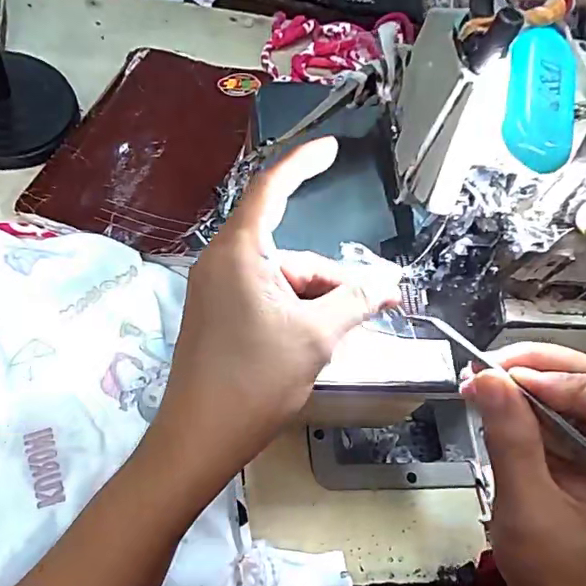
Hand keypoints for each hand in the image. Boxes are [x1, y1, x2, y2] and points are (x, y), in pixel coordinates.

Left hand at [149, 137, 401, 487]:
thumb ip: (354, 301)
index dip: (304, 163)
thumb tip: (385, 287)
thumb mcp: (316, 337)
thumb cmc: (255, 381)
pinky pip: (264, 300)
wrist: (200, 436)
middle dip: (330, 280)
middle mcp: (221, 262)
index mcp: (240, 251)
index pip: (273, 187)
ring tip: (338, 340)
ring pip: (280, 281)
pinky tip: (313, 344)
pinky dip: (293, 314)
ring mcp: (215, 292)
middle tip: (368, 310)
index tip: (331, 148)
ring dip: (315, 304)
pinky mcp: (215, 317)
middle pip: (290, 253)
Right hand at [464, 343, 585, 585]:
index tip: (522, 383)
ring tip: (489, 374)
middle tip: (497, 366)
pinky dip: (529, 395)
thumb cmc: (550, 574)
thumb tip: (488, 379)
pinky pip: (564, 407)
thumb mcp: (526, 510)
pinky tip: (497, 390)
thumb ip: (511, 441)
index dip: (583, 386)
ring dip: (538, 374)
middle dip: (554, 370)